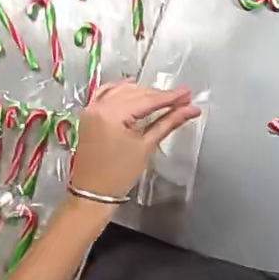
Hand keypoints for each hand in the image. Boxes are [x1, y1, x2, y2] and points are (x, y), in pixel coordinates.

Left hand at [69, 81, 200, 199]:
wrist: (93, 192)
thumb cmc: (119, 174)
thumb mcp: (146, 147)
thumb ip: (168, 123)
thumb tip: (190, 110)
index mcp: (112, 115)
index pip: (147, 100)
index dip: (169, 97)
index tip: (188, 94)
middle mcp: (99, 107)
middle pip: (135, 93)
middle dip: (159, 95)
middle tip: (182, 98)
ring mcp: (91, 109)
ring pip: (122, 91)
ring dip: (143, 92)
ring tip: (164, 97)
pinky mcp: (88, 114)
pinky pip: (105, 94)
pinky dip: (120, 90)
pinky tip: (133, 87)